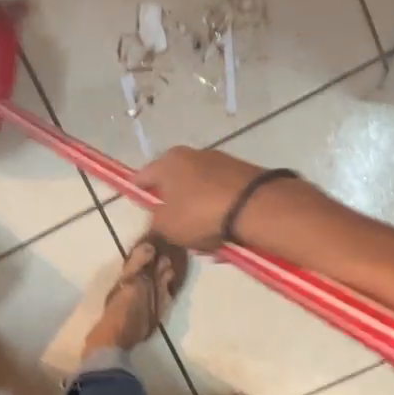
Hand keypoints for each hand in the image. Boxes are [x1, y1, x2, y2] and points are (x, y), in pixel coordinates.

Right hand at [131, 146, 271, 250]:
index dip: (138, 195)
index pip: (142, 177)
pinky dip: (219, 212)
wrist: (255, 207)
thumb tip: (160, 215)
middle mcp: (192, 155)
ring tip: (206, 239)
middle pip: (174, 184)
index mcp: (167, 162)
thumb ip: (155, 219)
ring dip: (199, 213)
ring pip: (199, 192)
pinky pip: (221, 196)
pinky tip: (225, 233)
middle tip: (177, 231)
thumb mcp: (165, 225)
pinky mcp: (242, 172)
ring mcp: (220, 161)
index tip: (142, 213)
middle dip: (174, 208)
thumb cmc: (199, 213)